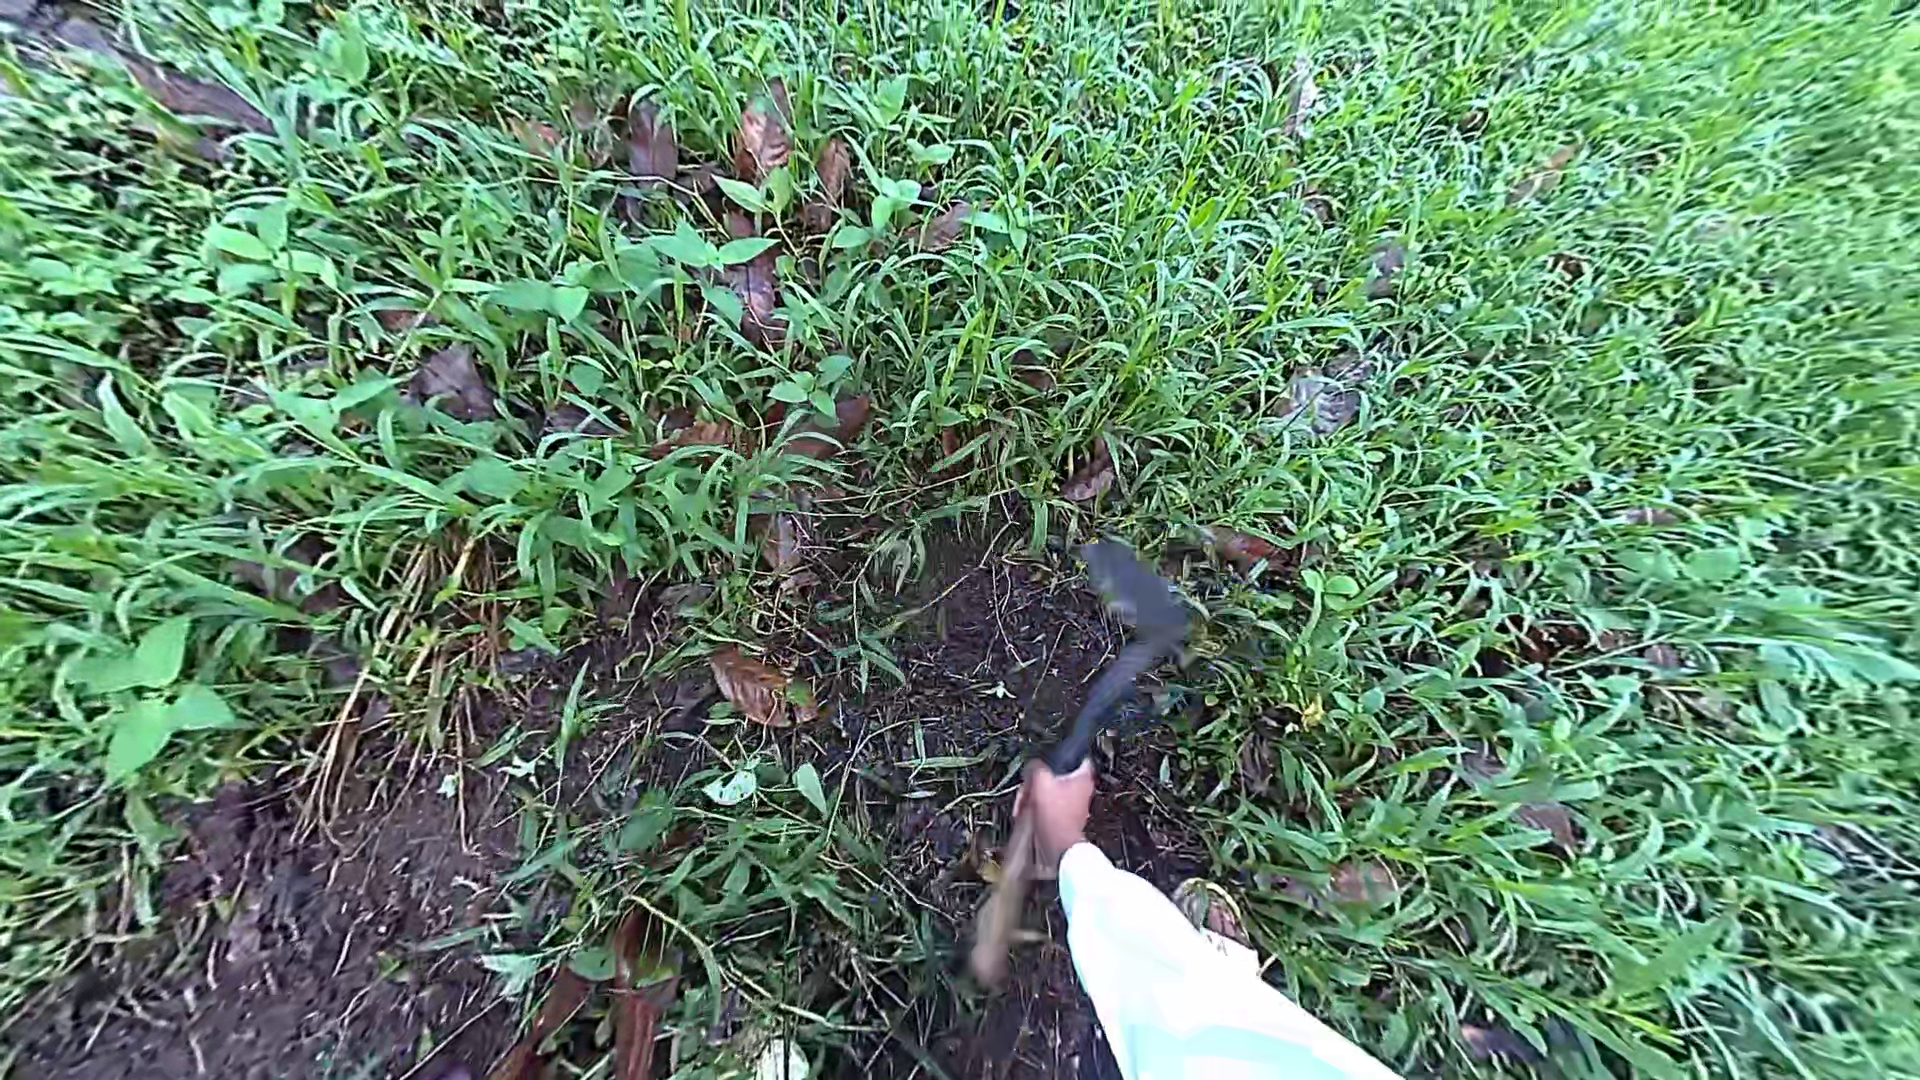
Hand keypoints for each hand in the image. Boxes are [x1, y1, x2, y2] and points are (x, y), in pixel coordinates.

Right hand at [1015, 758, 1094, 868]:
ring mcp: (1074, 803)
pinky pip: (1048, 801)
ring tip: (1025, 801)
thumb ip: (1037, 766)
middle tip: (1030, 785)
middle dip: (1039, 779)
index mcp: (1083, 777)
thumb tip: (1033, 765)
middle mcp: (1082, 788)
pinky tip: (1027, 810)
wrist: (1058, 848)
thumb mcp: (1041, 782)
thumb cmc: (1055, 816)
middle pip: (1057, 773)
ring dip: (1035, 792)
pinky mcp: (1065, 814)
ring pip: (1050, 787)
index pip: (1077, 755)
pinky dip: (1037, 803)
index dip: (1062, 754)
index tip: (1049, 756)